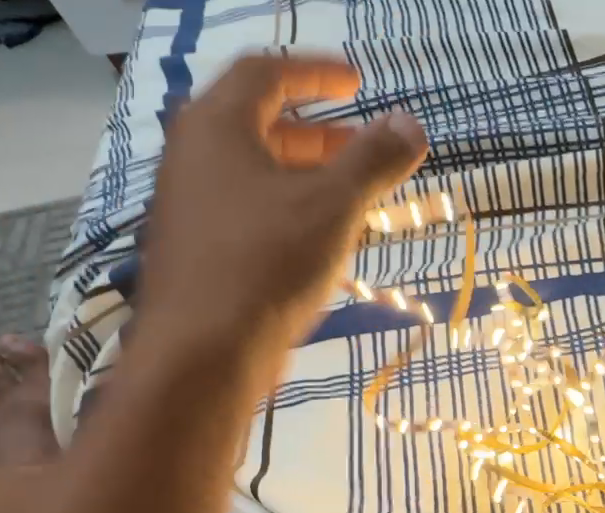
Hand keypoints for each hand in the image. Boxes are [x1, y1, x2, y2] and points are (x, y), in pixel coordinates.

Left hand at [135, 54, 427, 384]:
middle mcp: (196, 154)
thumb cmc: (268, 262)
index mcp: (219, 126)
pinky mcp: (202, 246)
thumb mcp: (334, 206)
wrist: (206, 347)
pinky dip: (292, 206)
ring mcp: (194, 202)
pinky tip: (325, 238)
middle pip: (261, 123)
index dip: (316, 72)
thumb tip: (410, 123)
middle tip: (367, 147)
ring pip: (258, 170)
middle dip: (321, 131)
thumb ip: (373, 161)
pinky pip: (252, 207)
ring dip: (310, 173)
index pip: (266, 73)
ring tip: (356, 196)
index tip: (358, 83)